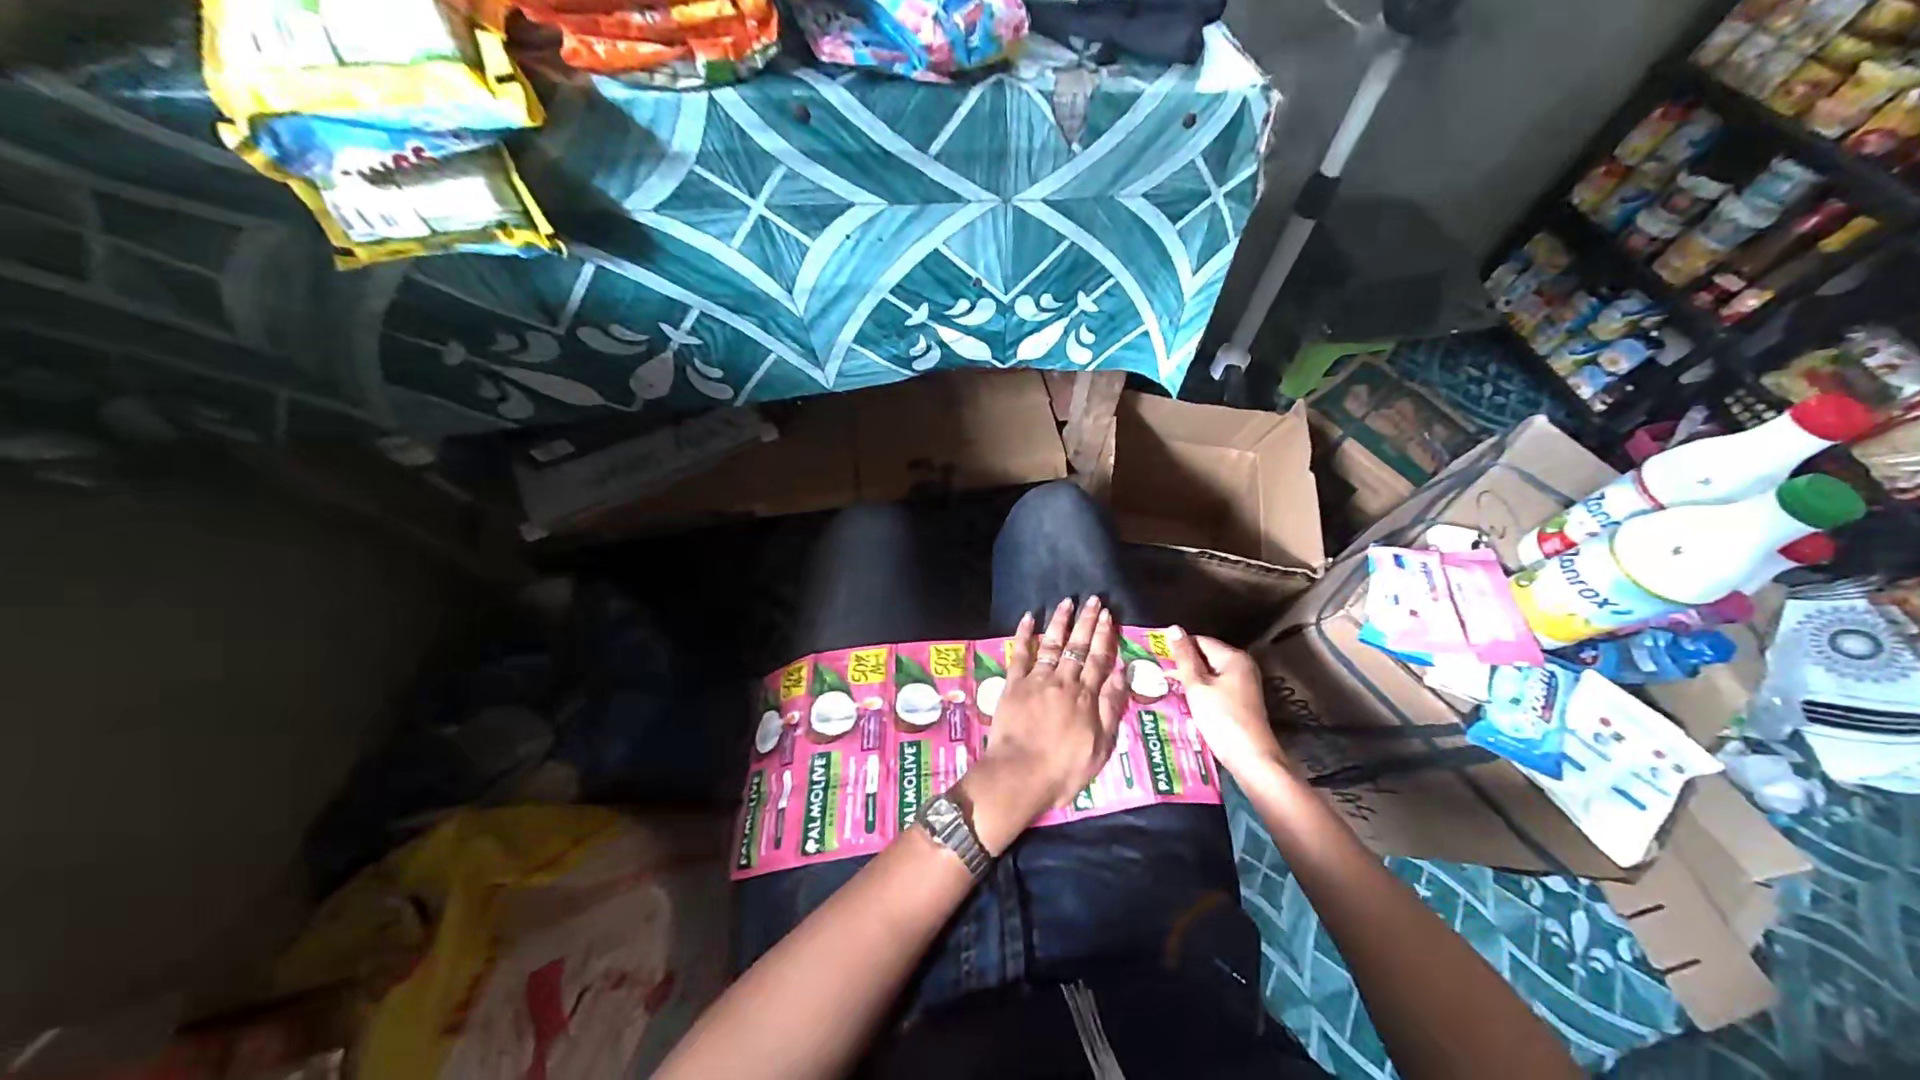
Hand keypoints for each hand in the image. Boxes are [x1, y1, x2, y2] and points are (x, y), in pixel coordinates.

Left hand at [962, 596, 1127, 853]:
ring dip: (1059, 622)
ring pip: (1051, 644)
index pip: (1098, 659)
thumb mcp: (1101, 745)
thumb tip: (1121, 674)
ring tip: (1066, 602)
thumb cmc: (1064, 769)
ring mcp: (1036, 681)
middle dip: (1086, 621)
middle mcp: (1062, 682)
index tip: (1108, 615)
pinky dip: (1024, 635)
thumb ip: (1111, 707)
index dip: (1104, 636)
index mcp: (1086, 697)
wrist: (1020, 774)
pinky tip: (1029, 618)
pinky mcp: (1013, 685)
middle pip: (1077, 646)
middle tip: (1093, 599)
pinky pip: (1019, 655)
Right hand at [1164, 628, 1288, 782]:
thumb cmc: (1222, 718)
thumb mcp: (1197, 686)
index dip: (1177, 647)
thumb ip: (1184, 658)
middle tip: (1156, 673)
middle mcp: (1241, 666)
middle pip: (1205, 656)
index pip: (1199, 640)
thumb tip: (1173, 628)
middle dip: (1182, 664)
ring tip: (1164, 686)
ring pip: (1208, 673)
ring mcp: (1243, 683)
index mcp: (1233, 657)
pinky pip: (1214, 686)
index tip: (1155, 657)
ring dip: (1189, 679)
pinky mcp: (1240, 700)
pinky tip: (1184, 699)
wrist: (1250, 757)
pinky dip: (1199, 690)